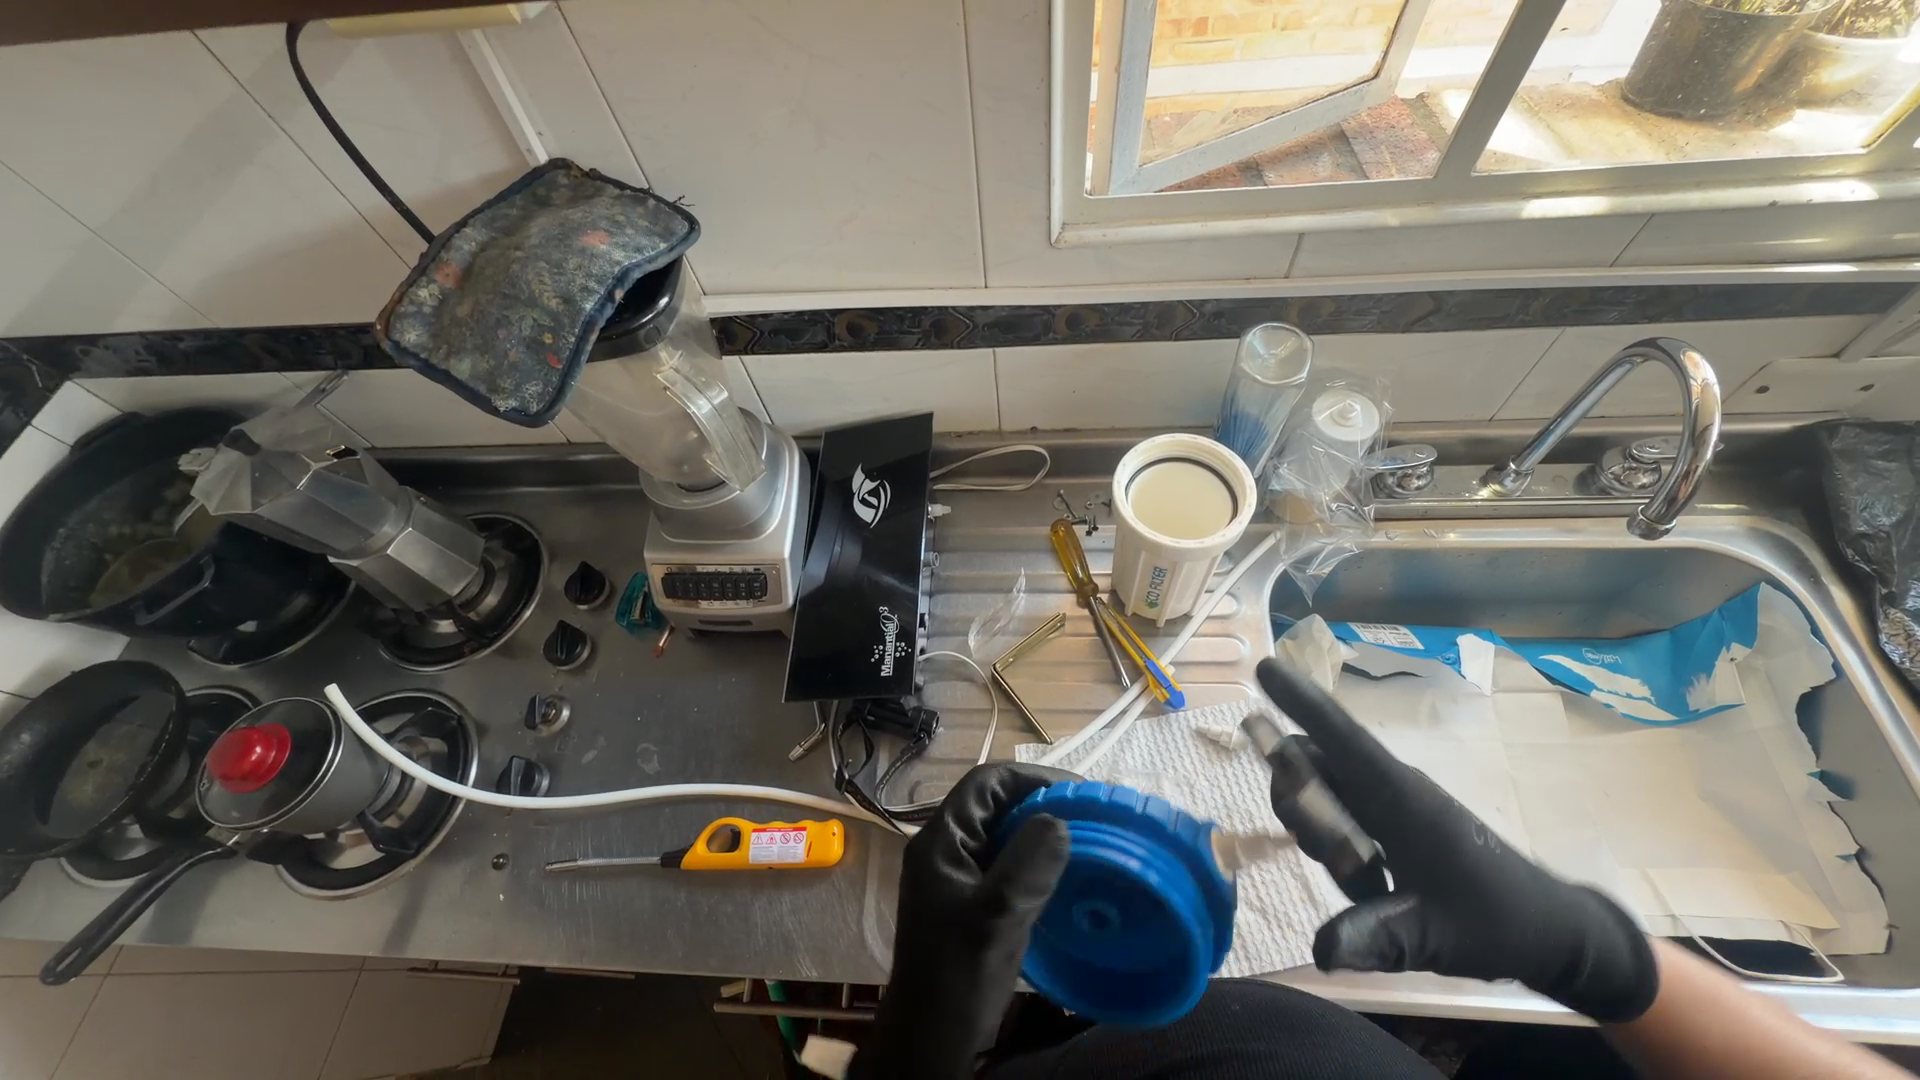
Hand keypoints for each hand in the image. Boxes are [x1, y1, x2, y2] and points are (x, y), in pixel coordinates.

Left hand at [852, 763, 1074, 1079]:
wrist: (931, 1037)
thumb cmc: (959, 973)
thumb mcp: (998, 914)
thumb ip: (1028, 862)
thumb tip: (1060, 821)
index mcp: (941, 838)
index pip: (986, 783)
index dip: (1031, 778)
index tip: (1077, 792)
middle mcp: (946, 848)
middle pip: (995, 806)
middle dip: (1040, 804)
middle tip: (1088, 816)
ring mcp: (956, 875)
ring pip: (1002, 835)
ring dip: (1039, 833)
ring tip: (1085, 840)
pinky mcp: (970, 900)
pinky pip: (1005, 864)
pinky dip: (1034, 861)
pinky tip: (1064, 875)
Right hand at [1258, 657, 1659, 1022]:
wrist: (1550, 928)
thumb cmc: (1495, 922)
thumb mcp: (1433, 937)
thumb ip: (1376, 938)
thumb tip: (1319, 951)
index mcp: (1399, 798)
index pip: (1341, 738)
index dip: (1301, 702)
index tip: (1264, 668)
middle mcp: (1388, 786)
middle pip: (1313, 762)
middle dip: (1297, 797)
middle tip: (1325, 852)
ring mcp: (1388, 799)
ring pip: (1322, 785)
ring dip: (1317, 826)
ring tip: (1365, 882)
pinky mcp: (1389, 815)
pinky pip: (1340, 805)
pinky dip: (1332, 835)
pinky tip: (1366, 878)